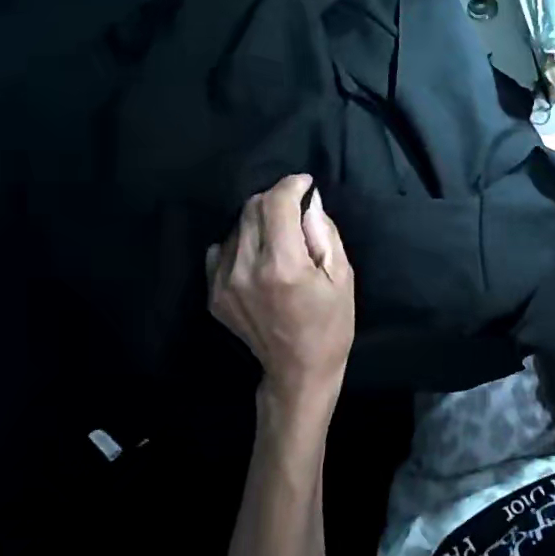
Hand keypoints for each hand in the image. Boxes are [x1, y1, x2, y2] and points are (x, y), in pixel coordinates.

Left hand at [207, 174, 355, 415]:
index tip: (305, 185)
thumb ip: (322, 231)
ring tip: (280, 239)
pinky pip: (222, 248)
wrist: (297, 371)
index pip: (276, 203)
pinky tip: (259, 258)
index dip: (292, 185)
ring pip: (237, 225)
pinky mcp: (213, 293)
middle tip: (295, 211)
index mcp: (282, 265)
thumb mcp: (341, 275)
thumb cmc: (330, 324)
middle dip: (276, 199)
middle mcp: (246, 269)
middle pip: (252, 208)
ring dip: (259, 221)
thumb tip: (308, 200)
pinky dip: (242, 242)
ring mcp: (224, 282)